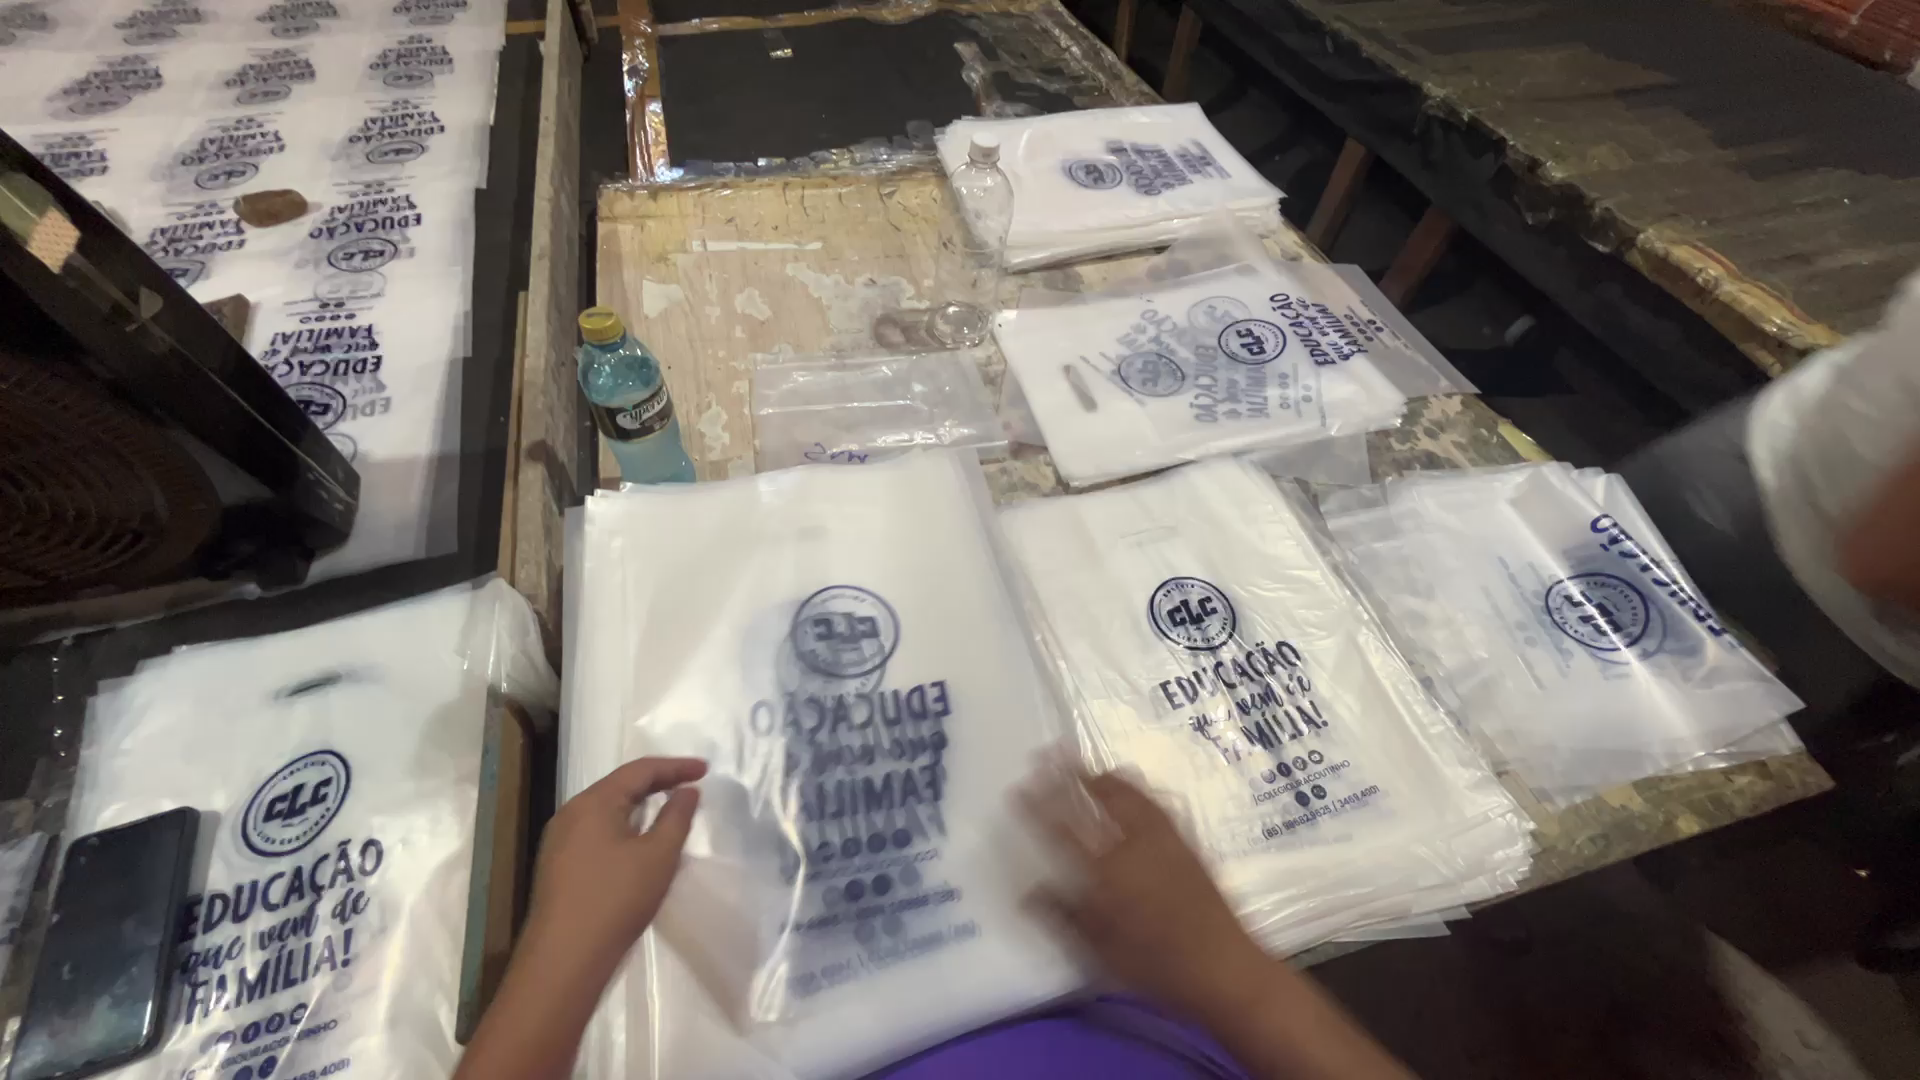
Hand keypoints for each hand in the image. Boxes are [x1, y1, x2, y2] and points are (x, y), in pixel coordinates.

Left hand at [525, 756, 707, 959]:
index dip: (675, 766)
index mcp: (593, 803)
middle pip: (620, 785)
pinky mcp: (557, 866)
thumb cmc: (616, 900)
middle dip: (657, 781)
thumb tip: (686, 790)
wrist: (563, 963)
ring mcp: (559, 841)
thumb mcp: (659, 855)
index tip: (705, 770)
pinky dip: (624, 824)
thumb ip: (677, 816)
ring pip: (607, 809)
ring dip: (640, 804)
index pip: (640, 770)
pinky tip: (638, 840)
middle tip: (690, 784)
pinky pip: (597, 830)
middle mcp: (571, 814)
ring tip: (669, 808)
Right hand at [1019, 766, 1269, 1023]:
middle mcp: (1131, 845)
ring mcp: (1161, 838)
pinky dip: (1133, 787)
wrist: (1224, 967)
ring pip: (1125, 793)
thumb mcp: (1100, 952)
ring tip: (1084, 763)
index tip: (1019, 786)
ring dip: (1100, 775)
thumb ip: (1062, 917)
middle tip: (1047, 753)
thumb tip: (1027, 892)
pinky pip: (1153, 801)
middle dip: (1066, 773)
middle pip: (1092, 799)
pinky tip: (1128, 784)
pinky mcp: (1185, 840)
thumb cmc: (1156, 966)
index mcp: (1105, 872)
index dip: (1037, 804)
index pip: (1061, 829)